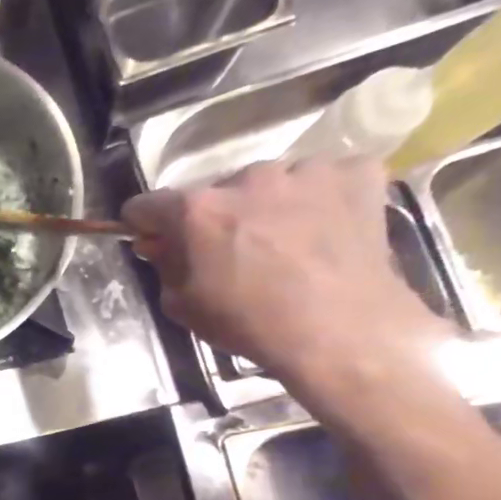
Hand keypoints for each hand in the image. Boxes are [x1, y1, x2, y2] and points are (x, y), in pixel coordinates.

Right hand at [123, 161, 450, 387]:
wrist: (339, 330)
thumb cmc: (250, 323)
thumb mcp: (185, 307)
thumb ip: (165, 267)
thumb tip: (160, 245)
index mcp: (197, 211)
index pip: (148, 204)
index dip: (146, 223)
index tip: (154, 237)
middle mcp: (246, 176)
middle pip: (218, 191)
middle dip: (219, 216)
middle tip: (236, 252)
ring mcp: (304, 170)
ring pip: (274, 183)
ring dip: (271, 205)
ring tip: (289, 244)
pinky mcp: (354, 172)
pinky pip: (326, 179)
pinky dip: (322, 200)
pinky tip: (328, 231)